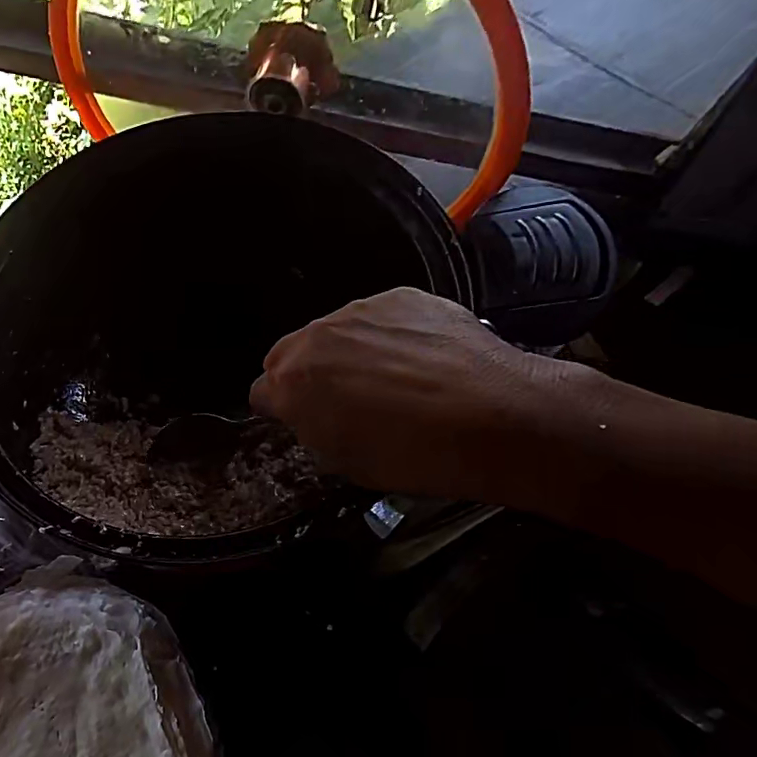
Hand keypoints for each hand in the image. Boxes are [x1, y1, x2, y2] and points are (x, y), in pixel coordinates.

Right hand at [249, 287, 592, 505]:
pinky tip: (419, 361)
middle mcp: (315, 338)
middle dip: (306, 375)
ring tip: (391, 380)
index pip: (260, 391)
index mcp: (290, 384)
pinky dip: (388, 335)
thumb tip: (313, 414)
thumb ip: (310, 427)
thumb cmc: (416, 453)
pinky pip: (377, 317)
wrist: (496, 418)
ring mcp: (359, 312)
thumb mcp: (341, 460)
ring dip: (347, 352)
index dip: (279, 408)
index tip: (298, 418)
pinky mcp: (400, 296)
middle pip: (289, 354)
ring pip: (334, 333)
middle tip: (343, 400)